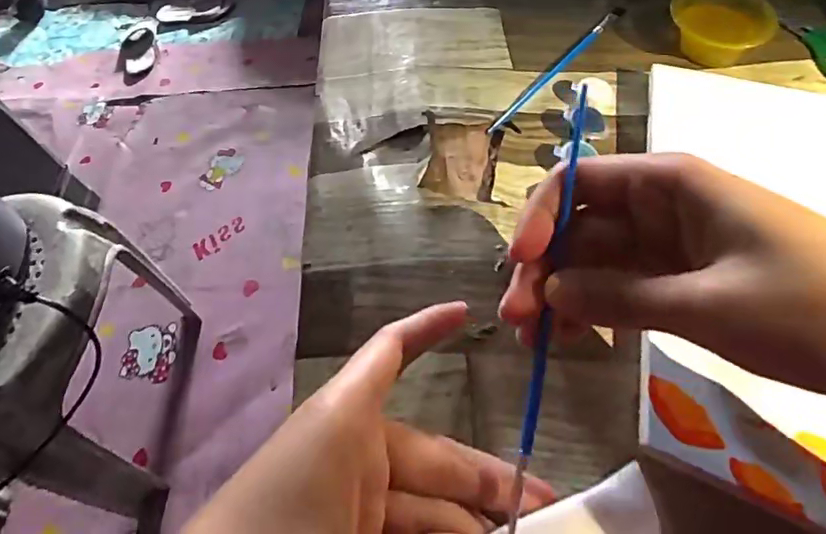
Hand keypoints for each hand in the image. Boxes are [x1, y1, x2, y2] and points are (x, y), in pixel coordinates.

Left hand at [186, 302, 557, 533]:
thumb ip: (416, 463)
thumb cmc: (277, 503)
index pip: (392, 351)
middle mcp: (357, 455)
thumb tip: (477, 505)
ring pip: (428, 510)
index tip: (465, 312)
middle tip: (547, 504)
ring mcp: (354, 503)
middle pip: (437, 460)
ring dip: (472, 525)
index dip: (427, 329)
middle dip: (491, 480)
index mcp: (349, 417)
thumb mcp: (341, 452)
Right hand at [498, 153, 825, 409]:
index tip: (520, 269)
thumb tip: (550, 292)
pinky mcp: (698, 275)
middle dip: (547, 267)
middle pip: (585, 223)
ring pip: (604, 256)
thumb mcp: (712, 306)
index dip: (540, 218)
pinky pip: (634, 283)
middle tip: (520, 327)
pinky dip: (604, 307)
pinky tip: (585, 338)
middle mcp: (667, 202)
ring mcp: (682, 240)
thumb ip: (623, 296)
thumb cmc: (818, 307)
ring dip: (568, 291)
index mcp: (670, 182)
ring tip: (540, 342)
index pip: (579, 181)